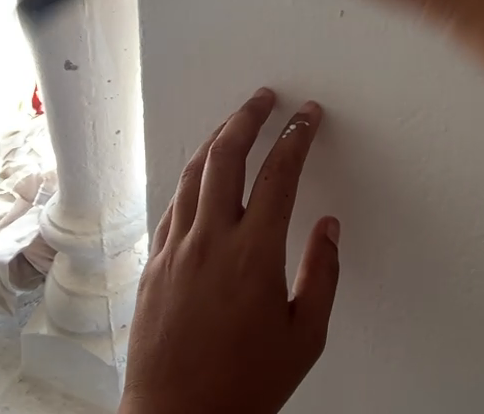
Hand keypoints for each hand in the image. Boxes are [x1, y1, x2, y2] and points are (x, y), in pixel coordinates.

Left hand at [121, 89, 340, 413]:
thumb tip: (329, 228)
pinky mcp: (154, 263)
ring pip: (194, 172)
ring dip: (217, 138)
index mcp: (254, 255)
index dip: (297, 136)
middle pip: (227, 155)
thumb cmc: (243, 387)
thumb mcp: (305, 338)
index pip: (279, 174)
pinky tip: (202, 171)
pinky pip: (174, 203)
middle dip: (248, 117)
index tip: (307, 116)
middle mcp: (211, 241)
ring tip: (235, 120)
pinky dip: (192, 177)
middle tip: (265, 98)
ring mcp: (176, 249)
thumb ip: (323, 275)